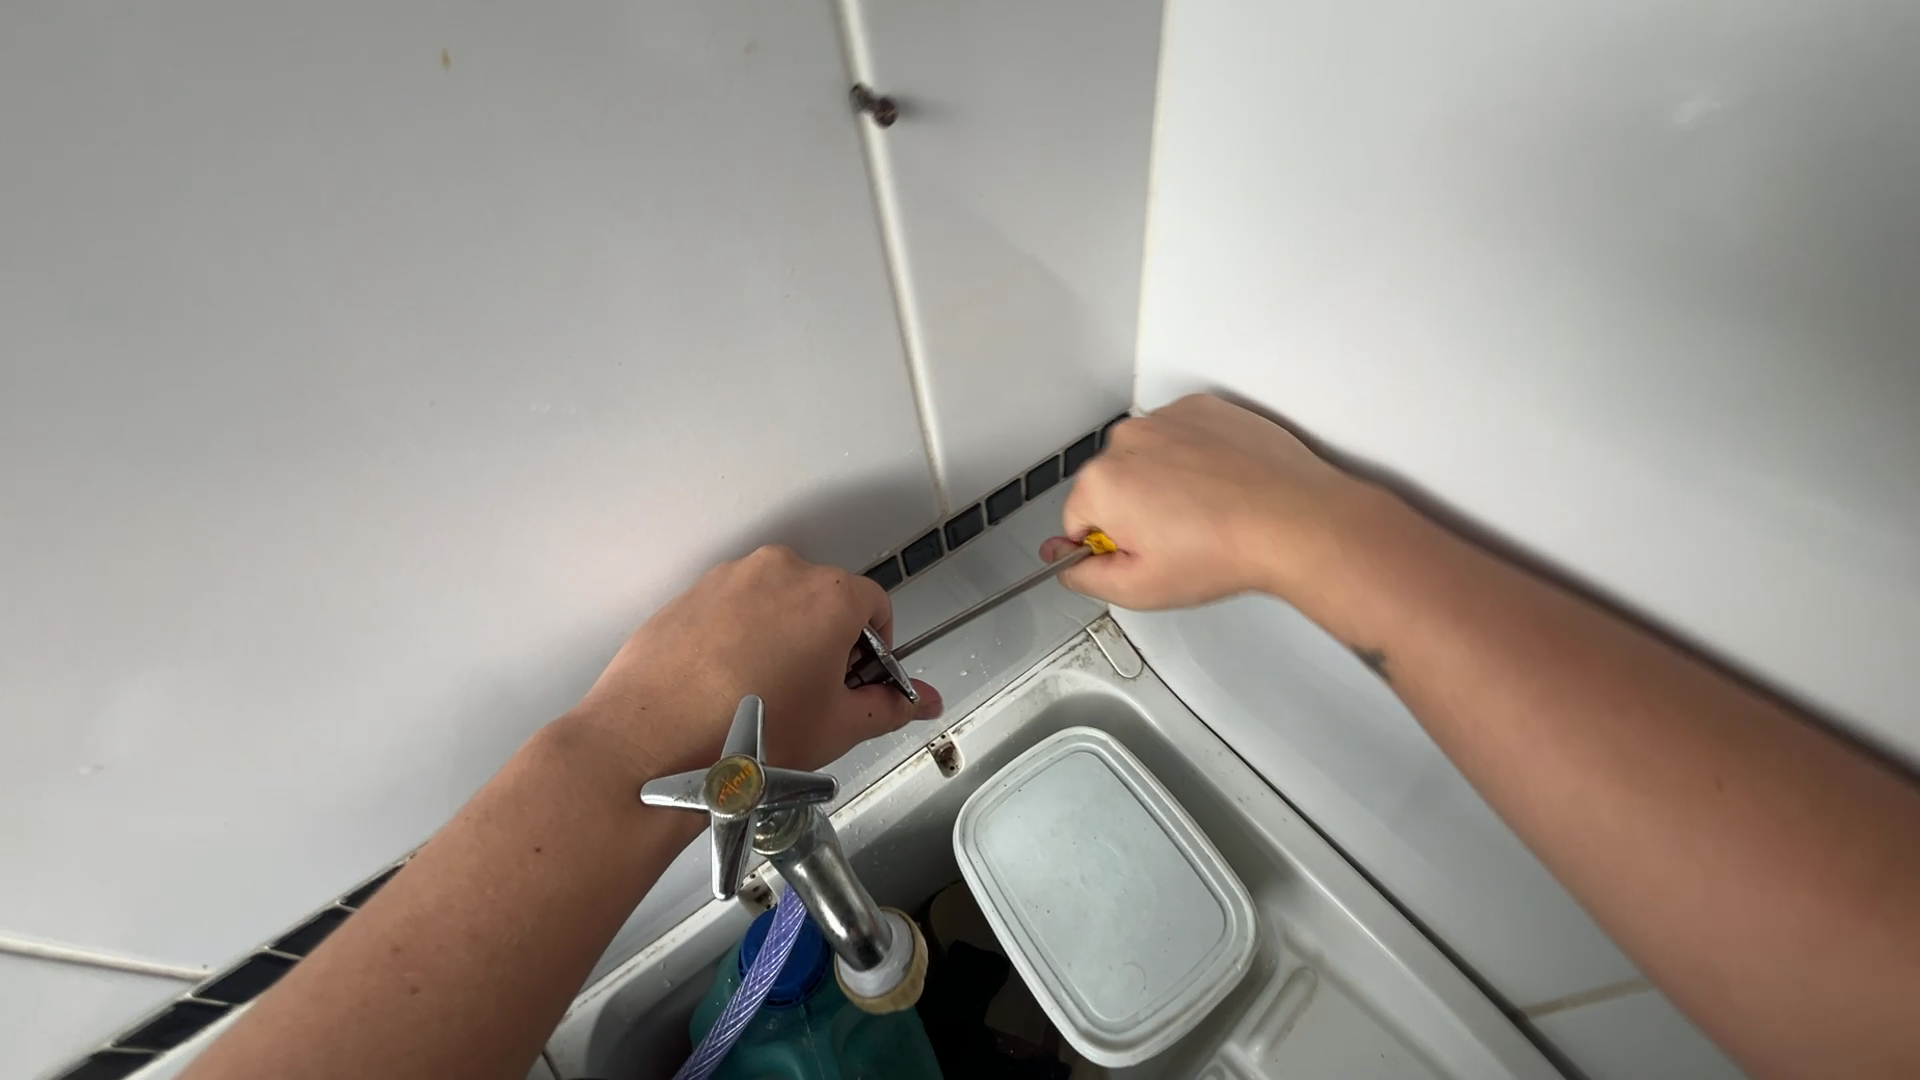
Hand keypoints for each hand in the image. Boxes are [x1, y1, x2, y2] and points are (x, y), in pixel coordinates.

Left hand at [563, 546, 940, 779]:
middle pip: (826, 599)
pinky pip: (733, 608)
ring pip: (778, 602)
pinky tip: (726, 684)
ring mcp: (730, 578)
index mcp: (829, 595)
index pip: (876, 606)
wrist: (650, 746)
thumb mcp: (837, 726)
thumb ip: (889, 707)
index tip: (859, 681)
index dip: (876, 648)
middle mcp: (781, 571)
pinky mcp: (690, 594)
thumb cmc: (751, 734)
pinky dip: (741, 636)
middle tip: (815, 692)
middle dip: (831, 640)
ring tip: (765, 691)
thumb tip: (924, 702)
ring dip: (785, 635)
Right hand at [1039, 394, 1365, 609]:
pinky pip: (1178, 436)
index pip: (1078, 520)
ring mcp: (1166, 419)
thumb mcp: (1138, 590)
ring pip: (1143, 458)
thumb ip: (1083, 577)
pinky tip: (1217, 485)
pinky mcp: (1201, 409)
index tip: (1139, 553)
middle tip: (1175, 537)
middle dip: (1132, 510)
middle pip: (1110, 485)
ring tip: (1202, 511)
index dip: (1107, 545)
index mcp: (1101, 483)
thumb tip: (1065, 561)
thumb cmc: (1225, 550)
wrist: (1296, 521)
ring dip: (1160, 481)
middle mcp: (1127, 440)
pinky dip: (1190, 457)